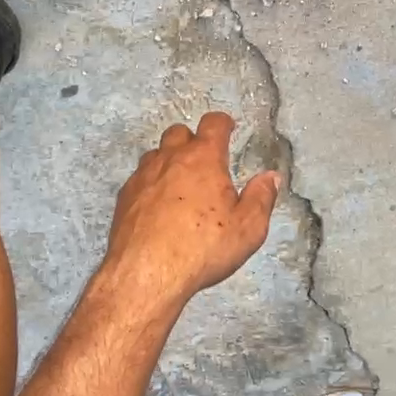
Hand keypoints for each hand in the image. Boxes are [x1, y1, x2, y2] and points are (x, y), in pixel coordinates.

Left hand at [102, 112, 281, 304]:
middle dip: (192, 140)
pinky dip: (151, 184)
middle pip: (179, 132)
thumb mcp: (247, 229)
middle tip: (204, 162)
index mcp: (204, 158)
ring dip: (168, 161)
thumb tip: (271, 176)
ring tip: (180, 184)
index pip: (213, 124)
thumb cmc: (202, 248)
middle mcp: (170, 158)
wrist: (146, 273)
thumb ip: (261, 198)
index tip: (228, 128)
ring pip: (156, 154)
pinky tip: (157, 206)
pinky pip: (139, 178)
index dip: (222, 123)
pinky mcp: (124, 196)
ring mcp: (143, 175)